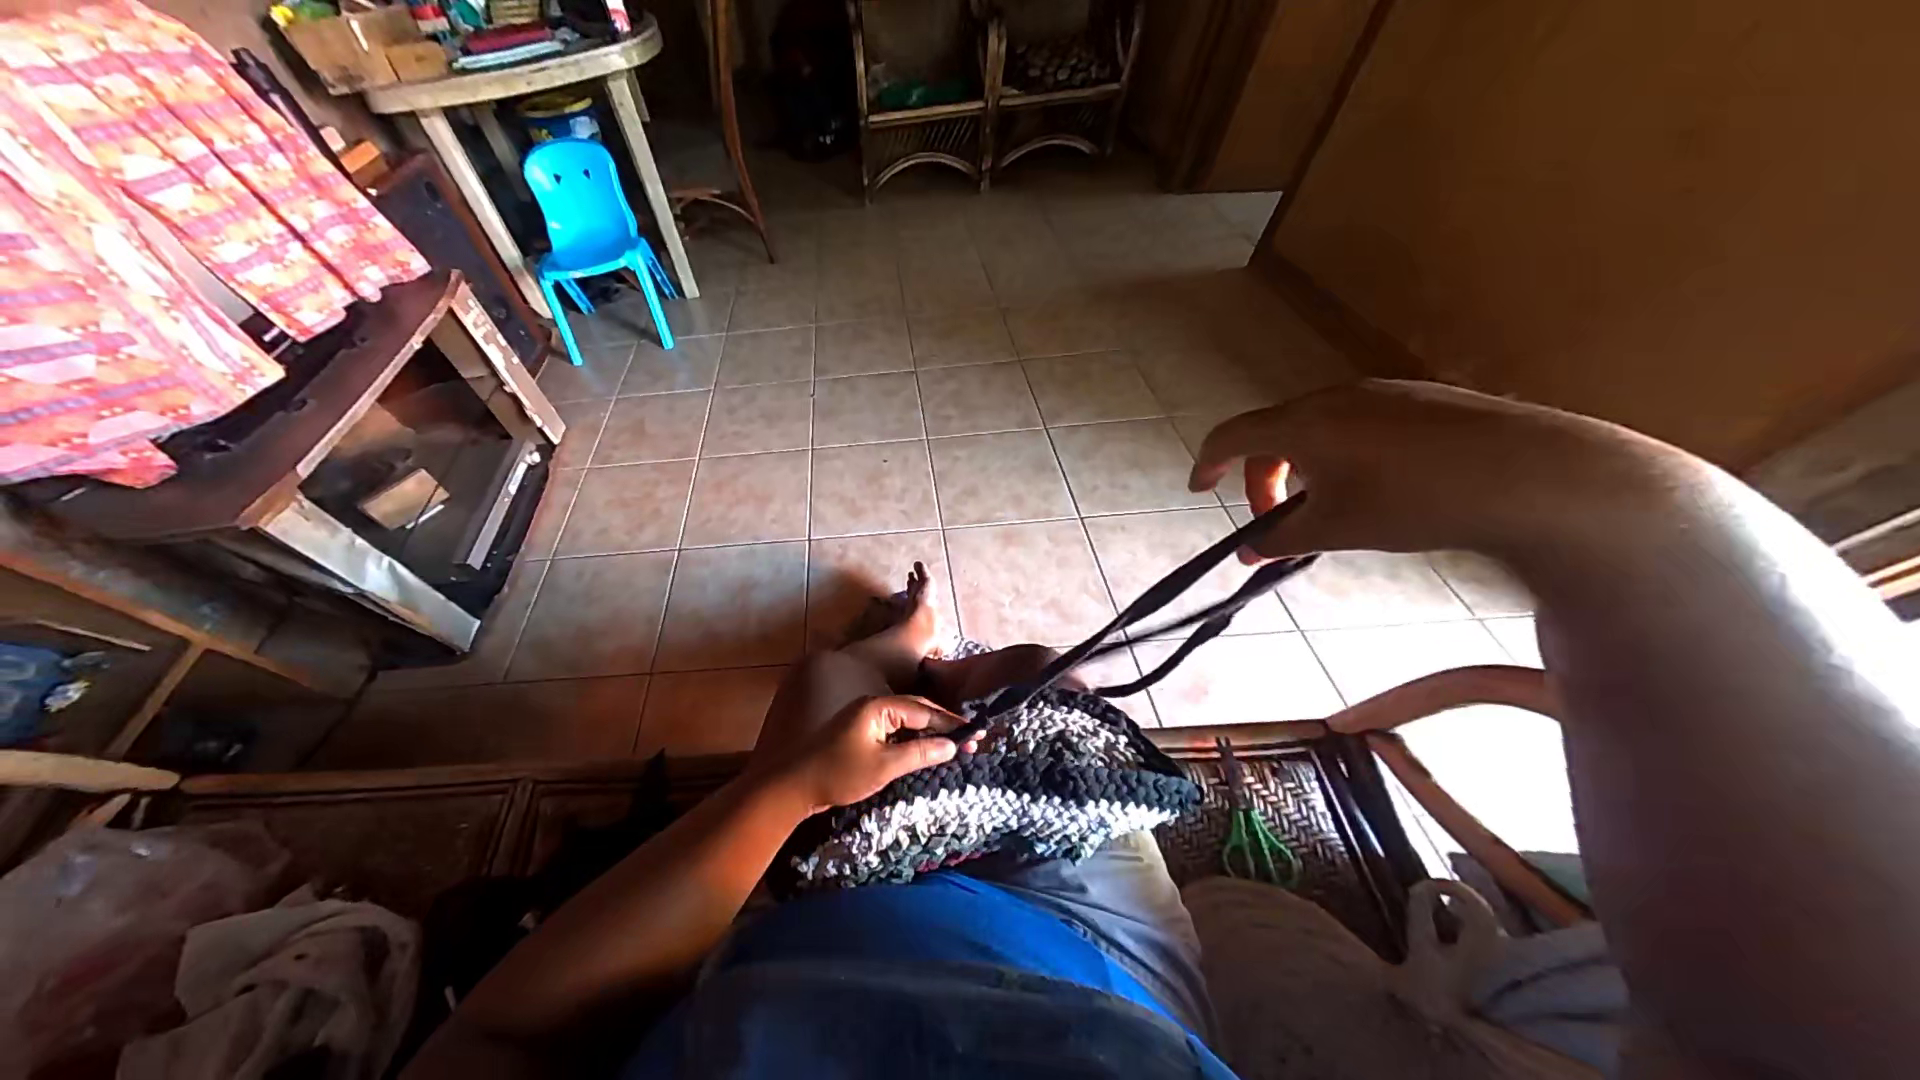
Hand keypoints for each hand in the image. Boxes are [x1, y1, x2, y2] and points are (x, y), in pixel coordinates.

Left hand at [754, 695, 973, 814]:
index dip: (950, 722)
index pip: (923, 709)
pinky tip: (922, 749)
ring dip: (927, 732)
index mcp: (877, 706)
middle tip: (968, 742)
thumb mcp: (884, 766)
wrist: (790, 787)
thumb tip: (951, 746)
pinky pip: (891, 729)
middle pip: (915, 709)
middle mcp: (870, 705)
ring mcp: (860, 717)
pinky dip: (910, 738)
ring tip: (951, 746)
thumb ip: (919, 753)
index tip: (974, 733)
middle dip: (942, 725)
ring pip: (904, 720)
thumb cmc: (838, 774)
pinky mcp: (855, 732)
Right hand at [1189, 379, 1692, 562]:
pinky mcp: (1418, 399)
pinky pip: (1353, 424)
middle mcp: (1334, 396)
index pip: (1232, 435)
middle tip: (1275, 522)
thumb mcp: (1336, 528)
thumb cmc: (1415, 502)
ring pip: (1314, 429)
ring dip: (1301, 469)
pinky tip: (1374, 488)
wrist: (1534, 474)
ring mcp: (1379, 392)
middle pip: (1273, 433)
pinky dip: (1337, 456)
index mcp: (1303, 422)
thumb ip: (1281, 539)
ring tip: (1327, 509)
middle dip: (1262, 478)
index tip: (1199, 489)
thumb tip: (1248, 551)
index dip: (1207, 462)